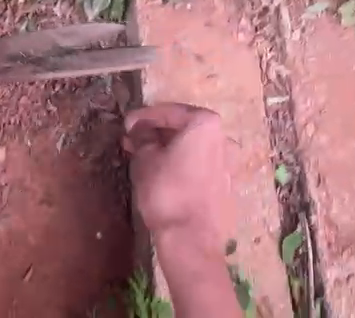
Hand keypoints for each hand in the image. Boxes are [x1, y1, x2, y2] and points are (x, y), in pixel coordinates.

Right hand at [124, 103, 228, 246]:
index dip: (144, 117)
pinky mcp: (226, 188)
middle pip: (183, 129)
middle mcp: (223, 139)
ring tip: (142, 157)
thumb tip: (141, 130)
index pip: (169, 112)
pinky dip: (181, 166)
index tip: (126, 124)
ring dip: (167, 150)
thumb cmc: (167, 191)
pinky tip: (162, 174)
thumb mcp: (145, 159)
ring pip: (191, 149)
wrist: (192, 243)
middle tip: (132, 139)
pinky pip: (199, 168)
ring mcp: (228, 165)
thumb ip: (142, 137)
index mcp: (206, 124)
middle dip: (156, 133)